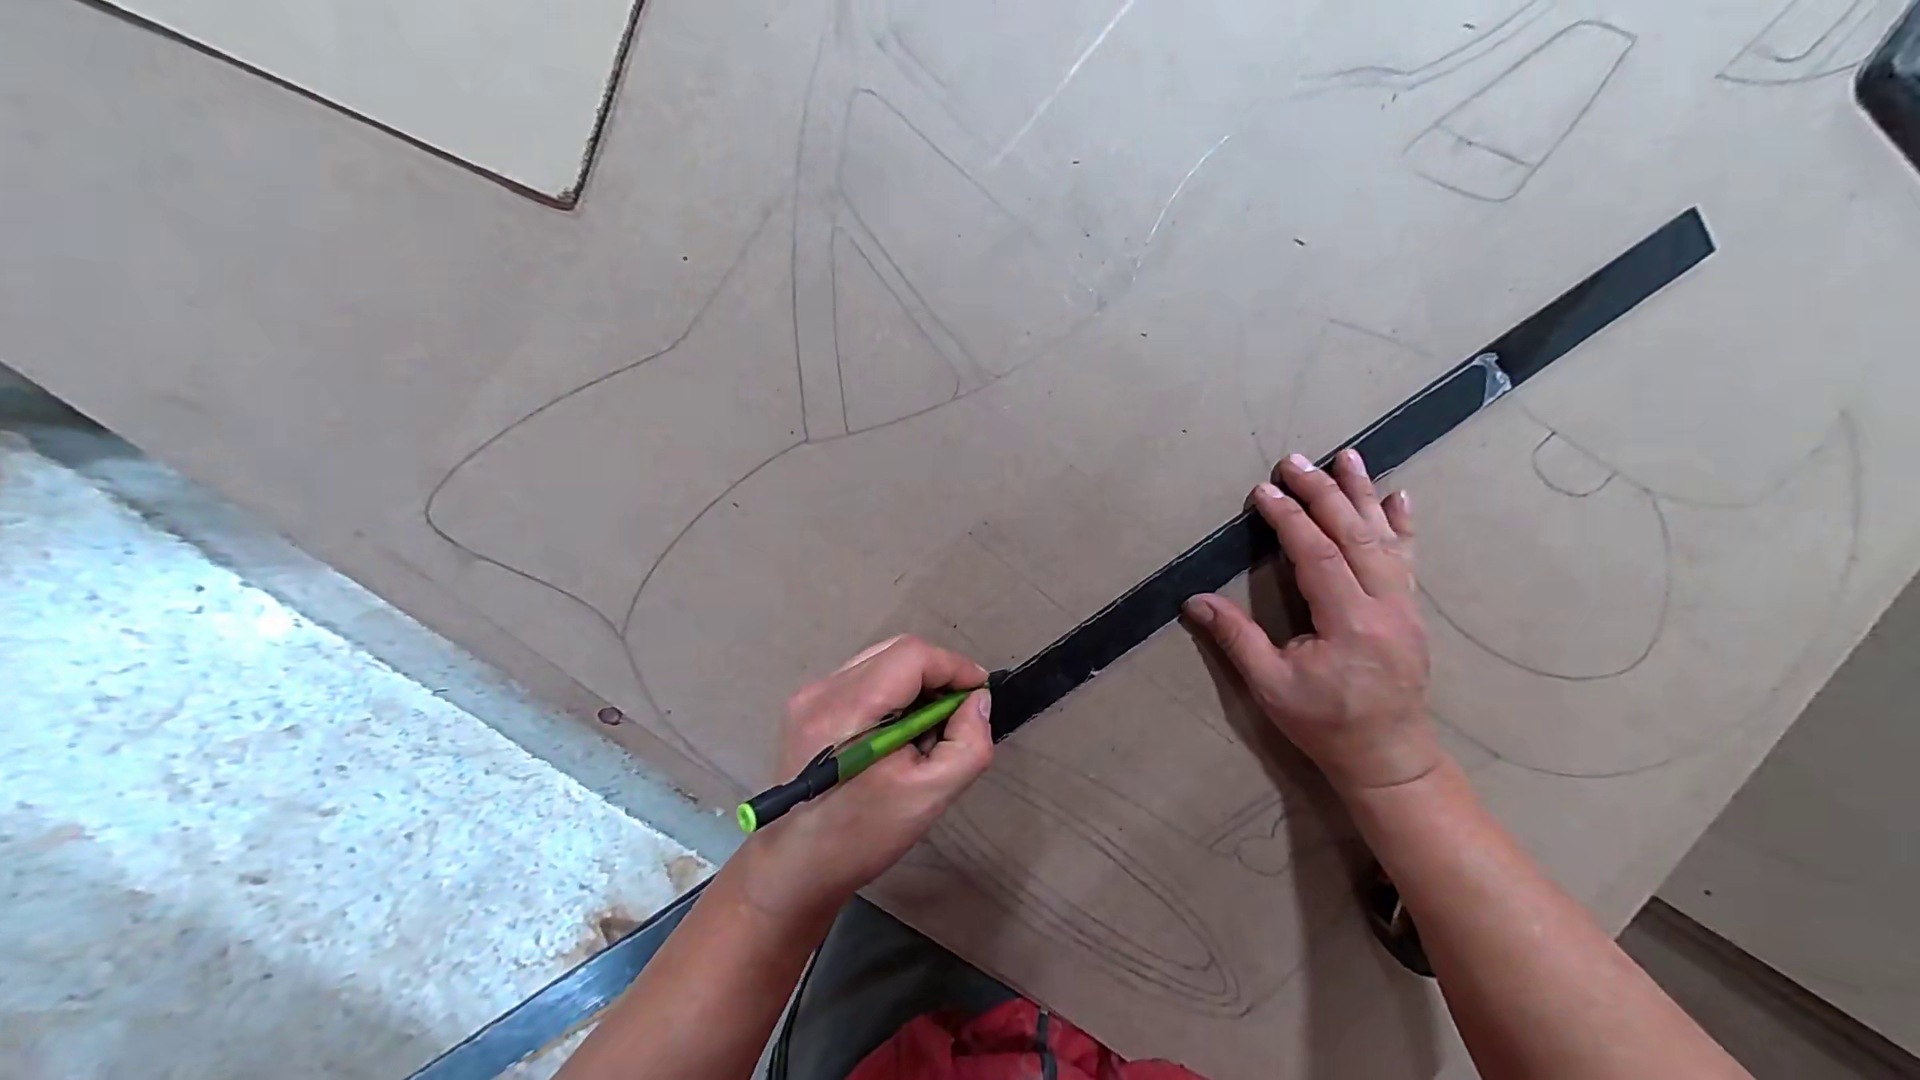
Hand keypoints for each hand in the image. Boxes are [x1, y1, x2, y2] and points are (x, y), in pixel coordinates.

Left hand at [738, 635, 992, 922]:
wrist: (796, 866)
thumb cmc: (863, 836)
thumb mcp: (930, 796)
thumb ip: (968, 743)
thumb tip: (978, 700)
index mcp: (846, 710)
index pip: (911, 655)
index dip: (954, 666)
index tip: (979, 693)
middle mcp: (822, 689)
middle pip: (896, 650)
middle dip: (937, 673)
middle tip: (958, 712)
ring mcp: (810, 694)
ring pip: (880, 660)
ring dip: (916, 682)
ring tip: (928, 726)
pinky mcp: (807, 703)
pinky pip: (863, 676)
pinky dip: (893, 691)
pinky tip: (899, 729)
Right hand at [1183, 449, 1440, 795]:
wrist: (1388, 757)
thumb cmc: (1324, 723)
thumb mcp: (1270, 686)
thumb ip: (1236, 638)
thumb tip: (1194, 600)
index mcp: (1350, 622)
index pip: (1316, 554)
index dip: (1289, 519)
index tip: (1264, 491)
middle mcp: (1385, 605)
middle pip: (1353, 535)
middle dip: (1322, 493)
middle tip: (1295, 461)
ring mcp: (1405, 606)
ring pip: (1384, 538)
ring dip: (1362, 494)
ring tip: (1349, 456)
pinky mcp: (1410, 611)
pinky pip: (1408, 558)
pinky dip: (1403, 524)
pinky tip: (1399, 497)